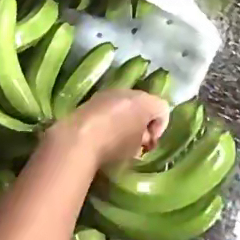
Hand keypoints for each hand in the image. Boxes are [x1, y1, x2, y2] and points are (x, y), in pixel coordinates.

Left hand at [47, 89, 168, 168]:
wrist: (76, 139)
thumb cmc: (114, 145)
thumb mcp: (136, 148)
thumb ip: (144, 138)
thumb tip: (141, 136)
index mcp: (145, 101)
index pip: (163, 108)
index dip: (161, 127)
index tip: (150, 144)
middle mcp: (128, 91)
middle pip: (143, 103)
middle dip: (143, 121)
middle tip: (137, 142)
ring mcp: (108, 93)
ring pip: (124, 104)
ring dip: (125, 119)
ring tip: (118, 139)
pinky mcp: (91, 99)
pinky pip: (108, 107)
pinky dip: (109, 118)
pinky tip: (102, 134)